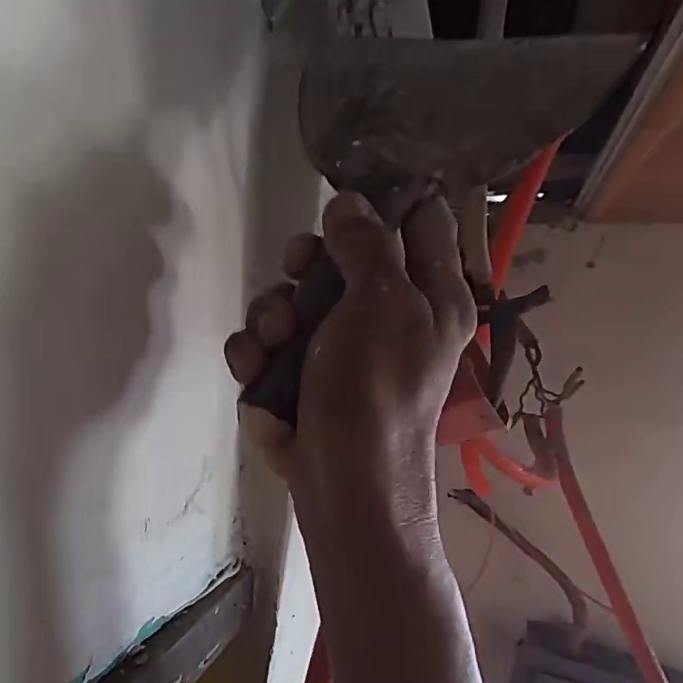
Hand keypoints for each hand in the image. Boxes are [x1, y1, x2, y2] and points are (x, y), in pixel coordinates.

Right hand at [223, 192, 473, 526]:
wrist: (342, 483)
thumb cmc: (375, 390)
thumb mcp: (383, 305)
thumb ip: (366, 245)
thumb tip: (349, 201)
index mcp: (429, 295)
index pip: (419, 221)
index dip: (382, 203)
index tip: (344, 199)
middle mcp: (383, 317)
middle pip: (337, 259)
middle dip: (306, 265)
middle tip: (298, 273)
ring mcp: (332, 351)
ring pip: (289, 300)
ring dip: (271, 314)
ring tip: (274, 342)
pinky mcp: (294, 380)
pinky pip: (264, 346)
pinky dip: (254, 355)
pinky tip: (254, 371)